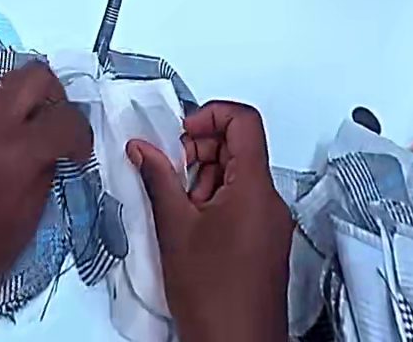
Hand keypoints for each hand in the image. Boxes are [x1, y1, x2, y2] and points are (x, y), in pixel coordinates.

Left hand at [0, 61, 92, 341]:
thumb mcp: (24, 223)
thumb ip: (44, 175)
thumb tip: (53, 153)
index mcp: (16, 152)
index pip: (66, 117)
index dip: (82, 133)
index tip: (79, 152)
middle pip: (36, 74)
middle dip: (55, 96)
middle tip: (58, 129)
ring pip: (9, 80)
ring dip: (28, 99)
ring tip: (33, 137)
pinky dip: (4, 111)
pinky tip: (6, 146)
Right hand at [129, 101, 290, 341]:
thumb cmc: (214, 298)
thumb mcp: (174, 226)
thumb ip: (157, 176)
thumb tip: (142, 148)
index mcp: (254, 189)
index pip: (244, 121)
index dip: (211, 114)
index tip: (184, 132)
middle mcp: (269, 201)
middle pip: (238, 144)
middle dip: (200, 146)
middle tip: (171, 166)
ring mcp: (268, 222)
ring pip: (236, 171)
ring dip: (202, 173)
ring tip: (177, 199)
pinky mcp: (262, 239)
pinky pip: (239, 197)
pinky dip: (211, 195)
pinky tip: (188, 217)